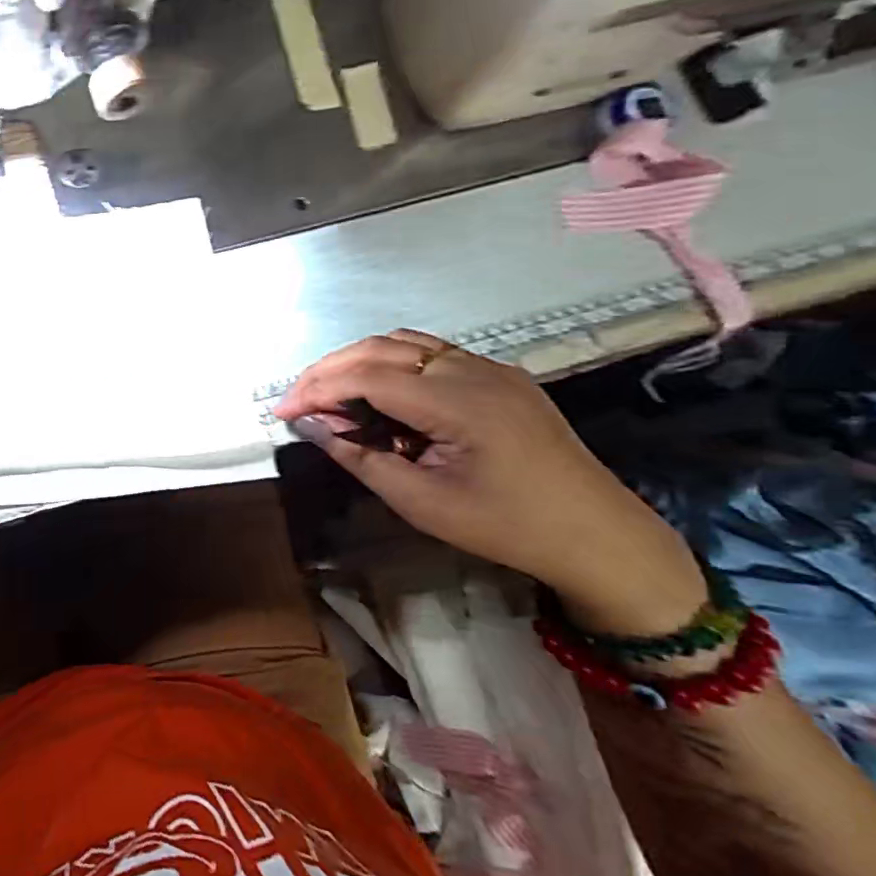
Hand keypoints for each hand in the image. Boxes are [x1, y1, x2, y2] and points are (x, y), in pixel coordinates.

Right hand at [273, 330, 704, 635]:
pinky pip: (433, 356)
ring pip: (406, 344)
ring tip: (332, 398)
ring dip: (360, 363)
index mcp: (456, 401)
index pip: (366, 374)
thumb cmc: (504, 526)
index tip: (282, 412)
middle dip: (330, 369)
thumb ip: (361, 457)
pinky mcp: (500, 375)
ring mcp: (491, 367)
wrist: (593, 531)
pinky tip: (380, 397)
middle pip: (381, 347)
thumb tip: (313, 427)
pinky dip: (393, 367)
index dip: (317, 388)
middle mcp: (473, 369)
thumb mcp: (422, 502)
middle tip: (298, 402)